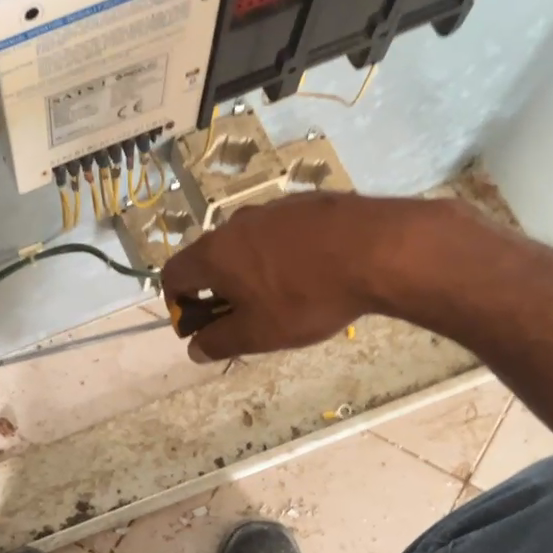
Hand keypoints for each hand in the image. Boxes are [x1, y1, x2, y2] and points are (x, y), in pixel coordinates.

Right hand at [161, 192, 461, 360]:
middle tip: (241, 318)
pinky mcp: (308, 203)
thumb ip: (219, 342)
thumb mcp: (258, 334)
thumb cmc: (306, 297)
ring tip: (280, 298)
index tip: (198, 326)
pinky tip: (310, 275)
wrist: (379, 249)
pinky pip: (279, 234)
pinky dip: (281, 256)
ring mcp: (273, 209)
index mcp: (214, 254)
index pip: (172, 274)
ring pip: (246, 244)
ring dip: (249, 272)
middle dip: (216, 290)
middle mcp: (236, 224)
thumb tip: (195, 349)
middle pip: (209, 258)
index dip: (177, 304)